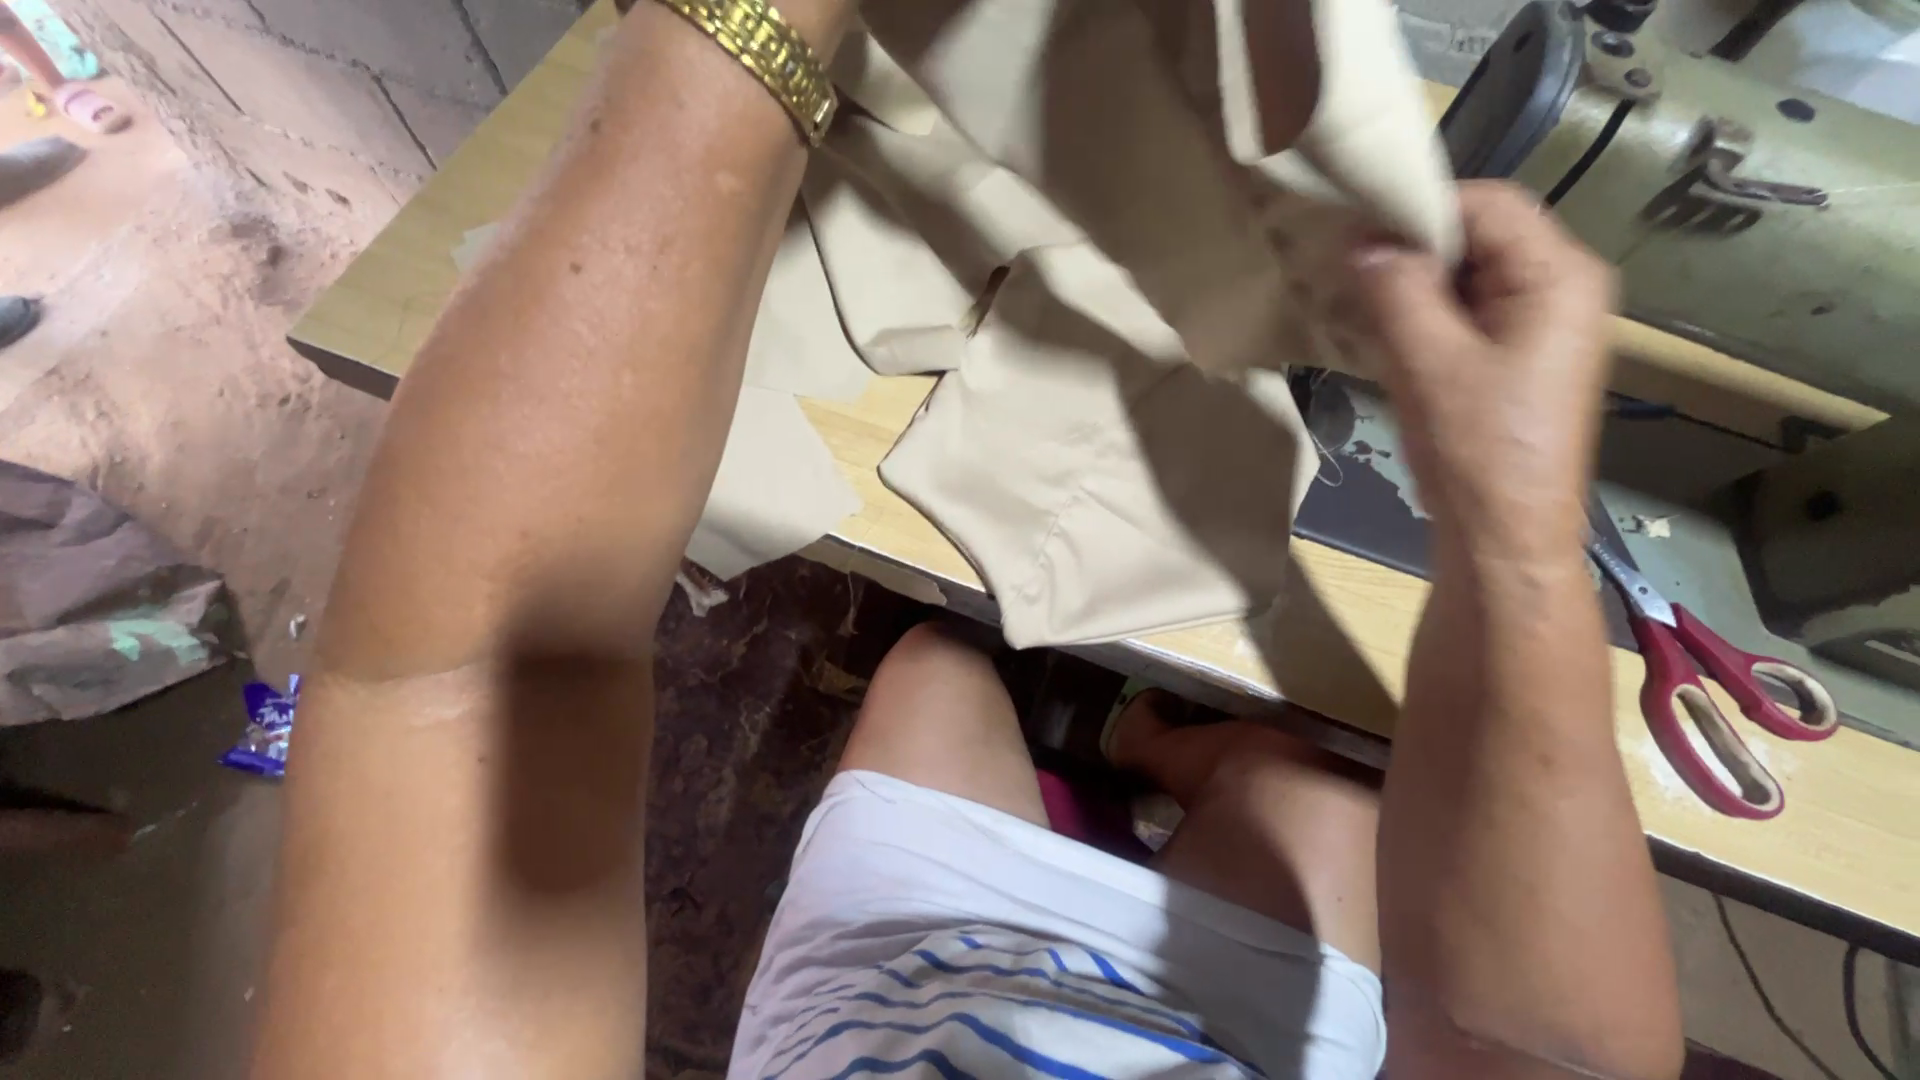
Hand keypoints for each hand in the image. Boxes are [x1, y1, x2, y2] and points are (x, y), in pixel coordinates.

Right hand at [1349, 181, 1615, 565]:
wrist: (1502, 534)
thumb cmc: (1476, 448)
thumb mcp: (1428, 362)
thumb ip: (1396, 290)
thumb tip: (1361, 241)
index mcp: (1558, 276)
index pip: (1488, 204)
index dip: (1419, 209)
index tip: (1353, 233)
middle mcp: (1560, 288)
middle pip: (1479, 237)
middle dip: (1411, 250)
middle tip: (1346, 271)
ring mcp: (1539, 325)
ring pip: (1465, 277)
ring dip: (1410, 286)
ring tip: (1356, 304)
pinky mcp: (1514, 358)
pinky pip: (1464, 314)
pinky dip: (1421, 317)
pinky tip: (1382, 335)